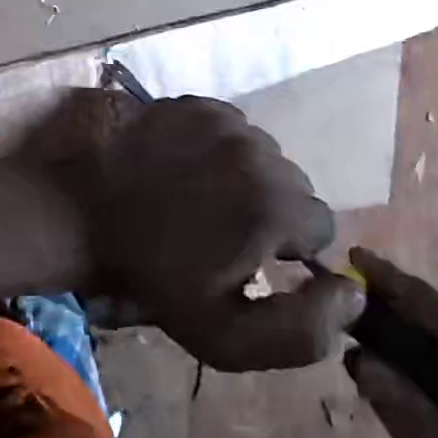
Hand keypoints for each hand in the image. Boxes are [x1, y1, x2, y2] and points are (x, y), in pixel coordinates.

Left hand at [75, 96, 364, 370]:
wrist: (84, 212)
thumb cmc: (156, 276)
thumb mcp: (229, 335)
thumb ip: (305, 329)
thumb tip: (352, 290)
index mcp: (274, 202)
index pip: (321, 225)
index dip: (292, 249)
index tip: (252, 258)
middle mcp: (256, 148)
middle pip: (293, 183)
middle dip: (271, 210)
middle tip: (223, 229)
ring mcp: (220, 118)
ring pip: (262, 153)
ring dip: (245, 176)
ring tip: (201, 196)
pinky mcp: (191, 101)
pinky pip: (229, 126)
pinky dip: (219, 147)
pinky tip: (186, 166)